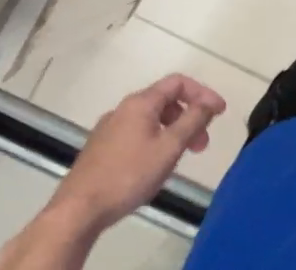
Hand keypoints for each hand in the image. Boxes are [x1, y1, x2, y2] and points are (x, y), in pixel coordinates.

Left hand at [52, 74, 226, 230]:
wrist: (76, 212)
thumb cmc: (128, 175)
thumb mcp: (170, 147)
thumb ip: (193, 120)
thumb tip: (208, 103)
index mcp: (140, 103)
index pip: (178, 82)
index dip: (203, 93)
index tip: (219, 113)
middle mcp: (122, 110)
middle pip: (164, 101)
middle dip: (189, 117)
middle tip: (202, 143)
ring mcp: (107, 130)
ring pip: (149, 120)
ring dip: (172, 132)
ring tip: (180, 157)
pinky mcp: (98, 150)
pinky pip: (135, 135)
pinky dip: (154, 141)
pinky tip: (154, 165)